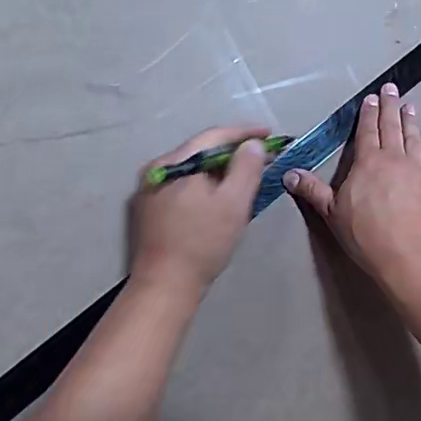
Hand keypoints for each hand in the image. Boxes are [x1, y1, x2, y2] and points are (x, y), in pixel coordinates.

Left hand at [129, 124, 273, 290]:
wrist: (165, 287)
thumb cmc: (203, 242)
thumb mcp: (234, 202)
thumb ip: (247, 167)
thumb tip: (253, 144)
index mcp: (175, 163)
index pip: (214, 136)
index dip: (245, 133)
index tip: (271, 135)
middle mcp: (157, 170)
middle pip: (202, 151)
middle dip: (234, 152)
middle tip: (263, 156)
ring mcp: (150, 191)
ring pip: (193, 170)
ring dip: (221, 169)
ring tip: (247, 175)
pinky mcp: (150, 211)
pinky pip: (184, 186)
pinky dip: (206, 185)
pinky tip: (221, 196)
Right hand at [284, 83, 420, 285]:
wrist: (409, 252)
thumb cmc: (366, 233)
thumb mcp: (332, 212)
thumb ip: (312, 190)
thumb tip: (289, 173)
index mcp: (367, 161)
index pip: (367, 130)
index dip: (368, 112)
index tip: (370, 98)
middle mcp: (393, 158)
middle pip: (391, 126)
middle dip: (390, 106)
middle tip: (391, 89)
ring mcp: (417, 169)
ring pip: (413, 137)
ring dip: (411, 121)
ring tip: (410, 107)